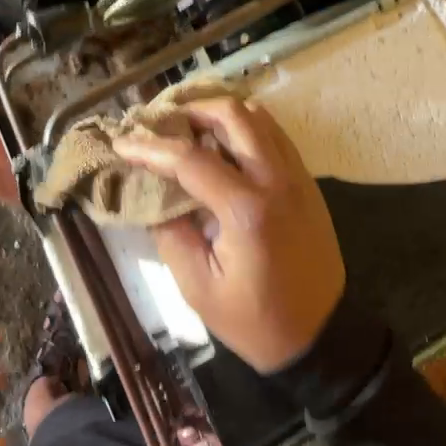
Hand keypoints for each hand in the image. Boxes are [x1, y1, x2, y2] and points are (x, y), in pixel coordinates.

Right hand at [114, 96, 345, 372]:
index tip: (121, 143)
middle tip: (161, 122)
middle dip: (190, 109)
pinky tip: (222, 144)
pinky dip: (244, 126)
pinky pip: (273, 133)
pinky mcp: (306, 180)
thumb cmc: (257, 320)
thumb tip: (151, 192)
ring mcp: (297, 175)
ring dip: (219, 113)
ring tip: (189, 127)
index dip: (150, 148)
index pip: (190, 159)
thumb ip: (171, 234)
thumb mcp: (199, 288)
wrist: (323, 336)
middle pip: (232, 114)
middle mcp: (276, 179)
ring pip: (257, 116)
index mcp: (247, 209)